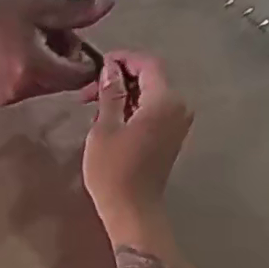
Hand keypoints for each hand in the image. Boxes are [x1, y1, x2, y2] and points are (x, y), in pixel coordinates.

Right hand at [0, 0, 113, 105]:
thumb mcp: (38, 5)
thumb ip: (76, 11)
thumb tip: (107, 6)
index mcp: (33, 69)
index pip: (78, 76)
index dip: (87, 58)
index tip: (82, 38)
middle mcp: (21, 90)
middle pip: (62, 81)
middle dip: (66, 58)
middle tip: (53, 30)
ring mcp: (9, 97)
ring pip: (46, 84)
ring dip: (49, 64)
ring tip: (32, 38)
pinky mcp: (0, 97)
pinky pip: (29, 86)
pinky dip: (32, 70)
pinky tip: (18, 50)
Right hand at [82, 51, 193, 220]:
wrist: (131, 208)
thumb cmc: (113, 170)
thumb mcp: (104, 130)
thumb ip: (111, 95)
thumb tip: (110, 69)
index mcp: (164, 100)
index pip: (148, 64)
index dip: (124, 59)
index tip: (99, 63)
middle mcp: (179, 106)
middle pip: (151, 79)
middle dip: (121, 80)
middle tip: (89, 92)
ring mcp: (178, 122)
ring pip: (152, 96)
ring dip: (126, 96)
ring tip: (96, 108)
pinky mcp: (172, 136)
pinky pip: (154, 111)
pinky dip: (134, 109)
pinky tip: (113, 120)